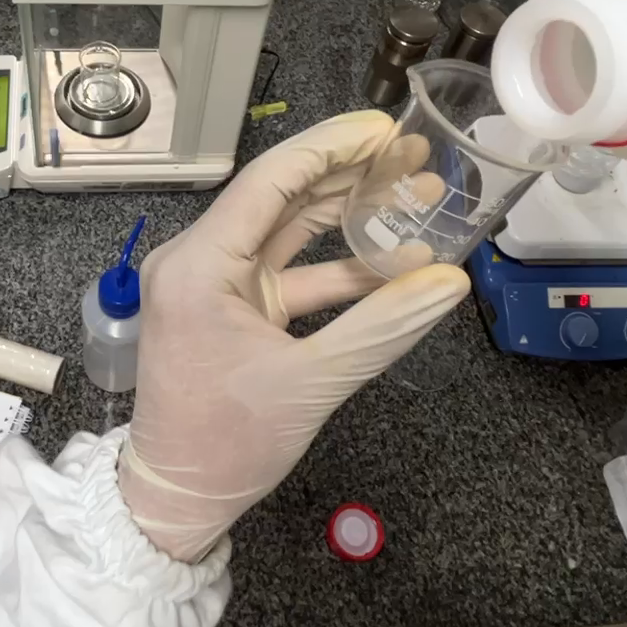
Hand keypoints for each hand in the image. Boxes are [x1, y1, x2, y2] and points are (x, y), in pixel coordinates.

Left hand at [117, 111, 470, 561]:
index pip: (267, 182)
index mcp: (198, 266)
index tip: (384, 129)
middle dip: (348, 174)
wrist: (176, 497)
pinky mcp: (231, 308)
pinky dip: (335, 269)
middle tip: (412, 153)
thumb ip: (382, 328)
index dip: (329, 147)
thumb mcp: (310, 383)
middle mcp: (198, 261)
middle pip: (279, 198)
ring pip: (286, 233)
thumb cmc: (227, 442)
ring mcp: (214, 284)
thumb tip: (450, 283)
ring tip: (415, 193)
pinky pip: (287, 274)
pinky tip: (393, 262)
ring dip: (347, 218)